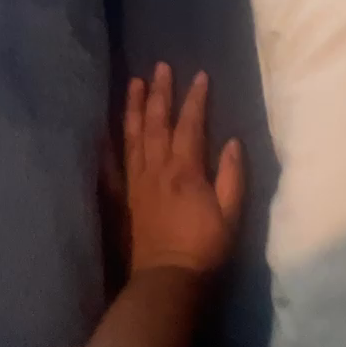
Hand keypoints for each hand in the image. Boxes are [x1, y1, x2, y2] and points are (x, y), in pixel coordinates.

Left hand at [123, 63, 243, 277]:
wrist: (167, 280)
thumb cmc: (204, 245)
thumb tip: (231, 141)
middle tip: (159, 66)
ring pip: (135, 135)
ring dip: (135, 107)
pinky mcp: (128, 195)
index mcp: (185, 170)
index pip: (190, 124)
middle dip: (160, 92)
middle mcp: (158, 169)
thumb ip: (231, 175)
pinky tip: (114, 127)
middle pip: (157, 123)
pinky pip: (120, 159)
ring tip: (135, 83)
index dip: (195, 98)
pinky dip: (117, 139)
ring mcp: (139, 181)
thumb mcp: (231, 213)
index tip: (200, 75)